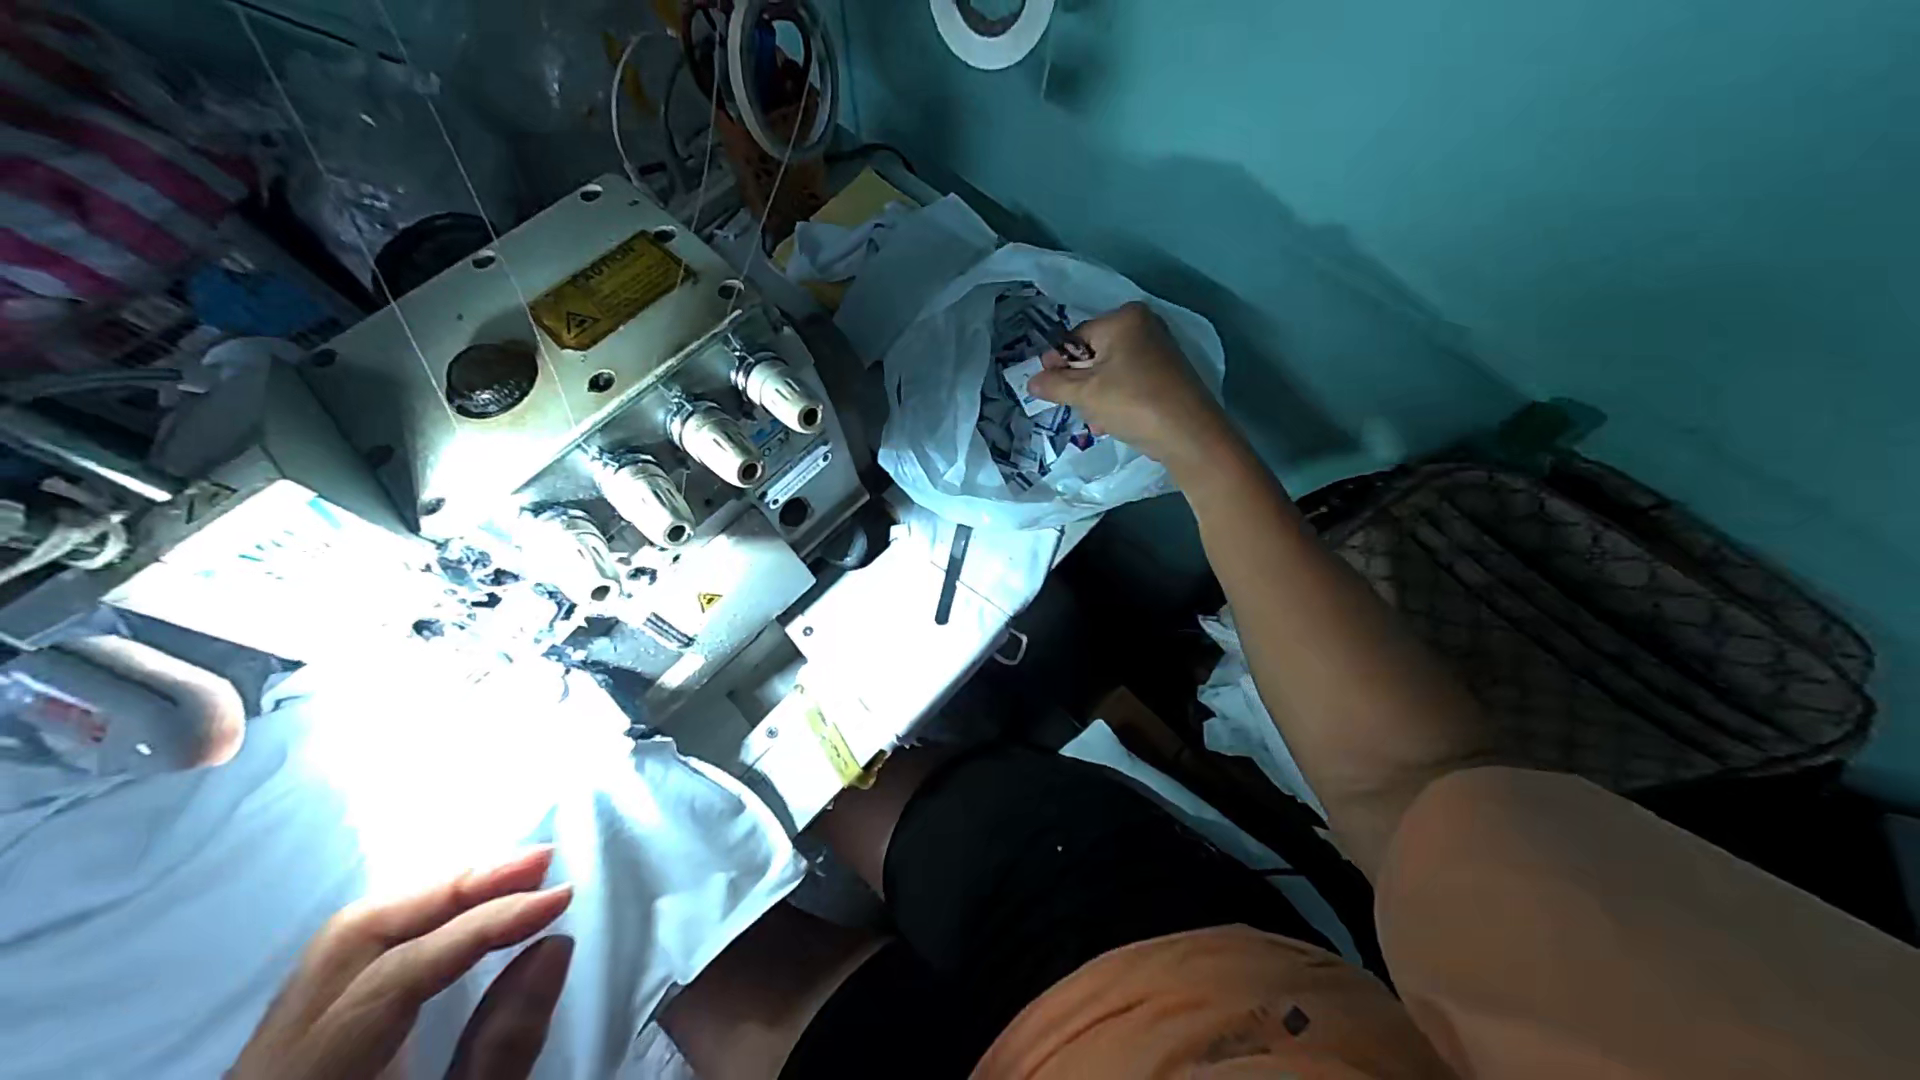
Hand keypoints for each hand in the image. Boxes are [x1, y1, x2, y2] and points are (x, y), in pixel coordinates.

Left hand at [231, 848, 574, 1079]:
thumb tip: (556, 942)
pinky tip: (469, 903)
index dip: (484, 926)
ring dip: (442, 891)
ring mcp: (271, 1041)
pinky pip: (353, 951)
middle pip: (359, 935)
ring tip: (517, 872)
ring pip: (351, 933)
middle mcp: (270, 1056)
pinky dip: (420, 913)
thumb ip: (505, 1046)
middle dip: (458, 887)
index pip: (397, 977)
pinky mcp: (294, 1033)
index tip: (562, 897)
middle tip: (539, 862)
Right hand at [1026, 302, 1240, 476]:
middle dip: (1079, 384)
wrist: (1189, 435)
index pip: (1075, 338)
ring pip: (1110, 372)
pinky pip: (1128, 381)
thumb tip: (1032, 381)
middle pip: (1093, 354)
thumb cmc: (1133, 404)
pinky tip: (1112, 423)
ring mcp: (1159, 349)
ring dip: (1096, 397)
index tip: (1048, 388)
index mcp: (1124, 318)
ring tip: (1096, 421)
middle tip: (1076, 408)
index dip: (1058, 364)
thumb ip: (1054, 385)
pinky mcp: (1167, 374)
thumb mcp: (1085, 395)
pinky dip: (1116, 399)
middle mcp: (1144, 326)